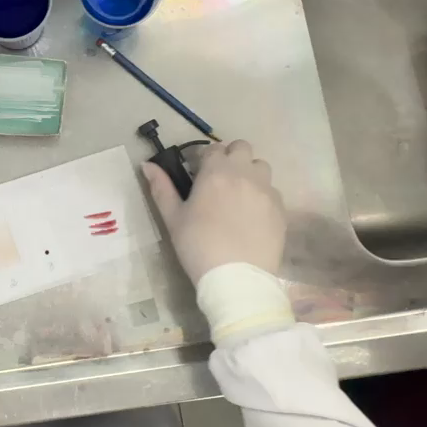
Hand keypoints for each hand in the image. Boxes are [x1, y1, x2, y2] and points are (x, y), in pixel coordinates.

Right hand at [143, 140, 284, 282]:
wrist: (236, 278)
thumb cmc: (198, 245)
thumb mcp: (173, 217)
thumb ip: (161, 187)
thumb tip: (146, 164)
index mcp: (216, 172)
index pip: (212, 149)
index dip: (203, 158)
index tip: (196, 172)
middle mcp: (244, 173)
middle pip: (242, 148)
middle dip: (230, 156)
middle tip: (218, 178)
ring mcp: (266, 190)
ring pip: (261, 166)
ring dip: (249, 172)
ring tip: (238, 193)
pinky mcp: (280, 209)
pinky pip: (272, 191)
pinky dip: (261, 195)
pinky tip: (251, 215)